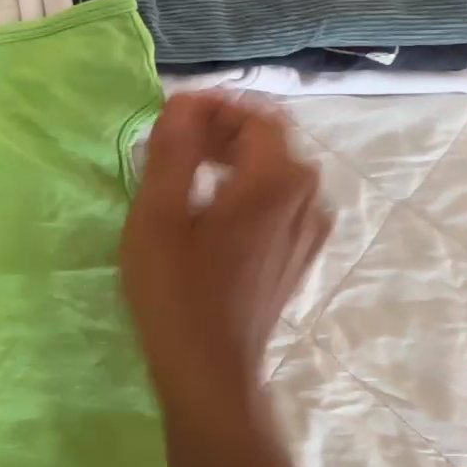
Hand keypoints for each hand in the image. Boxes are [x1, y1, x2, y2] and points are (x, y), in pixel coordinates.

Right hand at [120, 92, 330, 406]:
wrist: (208, 363)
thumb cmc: (174, 289)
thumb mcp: (157, 216)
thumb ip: (174, 154)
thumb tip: (183, 103)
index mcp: (276, 181)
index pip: (257, 116)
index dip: (213, 106)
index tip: (166, 112)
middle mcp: (308, 196)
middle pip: (271, 141)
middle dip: (220, 130)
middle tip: (165, 140)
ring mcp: (309, 227)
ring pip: (275, 170)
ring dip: (231, 158)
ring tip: (180, 171)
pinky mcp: (298, 252)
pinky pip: (278, 199)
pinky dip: (243, 187)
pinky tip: (207, 208)